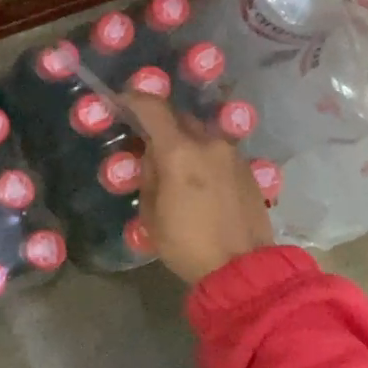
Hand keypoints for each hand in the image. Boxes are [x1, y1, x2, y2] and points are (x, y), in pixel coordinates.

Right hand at [128, 92, 274, 284]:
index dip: (134, 99)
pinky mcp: (247, 169)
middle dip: (160, 123)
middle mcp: (209, 144)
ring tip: (173, 164)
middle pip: (179, 118)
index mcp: (180, 152)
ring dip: (184, 141)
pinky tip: (197, 180)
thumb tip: (153, 156)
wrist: (243, 267)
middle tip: (145, 139)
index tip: (120, 101)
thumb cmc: (187, 244)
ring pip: (201, 134)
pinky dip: (202, 155)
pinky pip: (217, 151)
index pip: (153, 108)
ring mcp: (232, 155)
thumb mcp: (152, 213)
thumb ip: (150, 175)